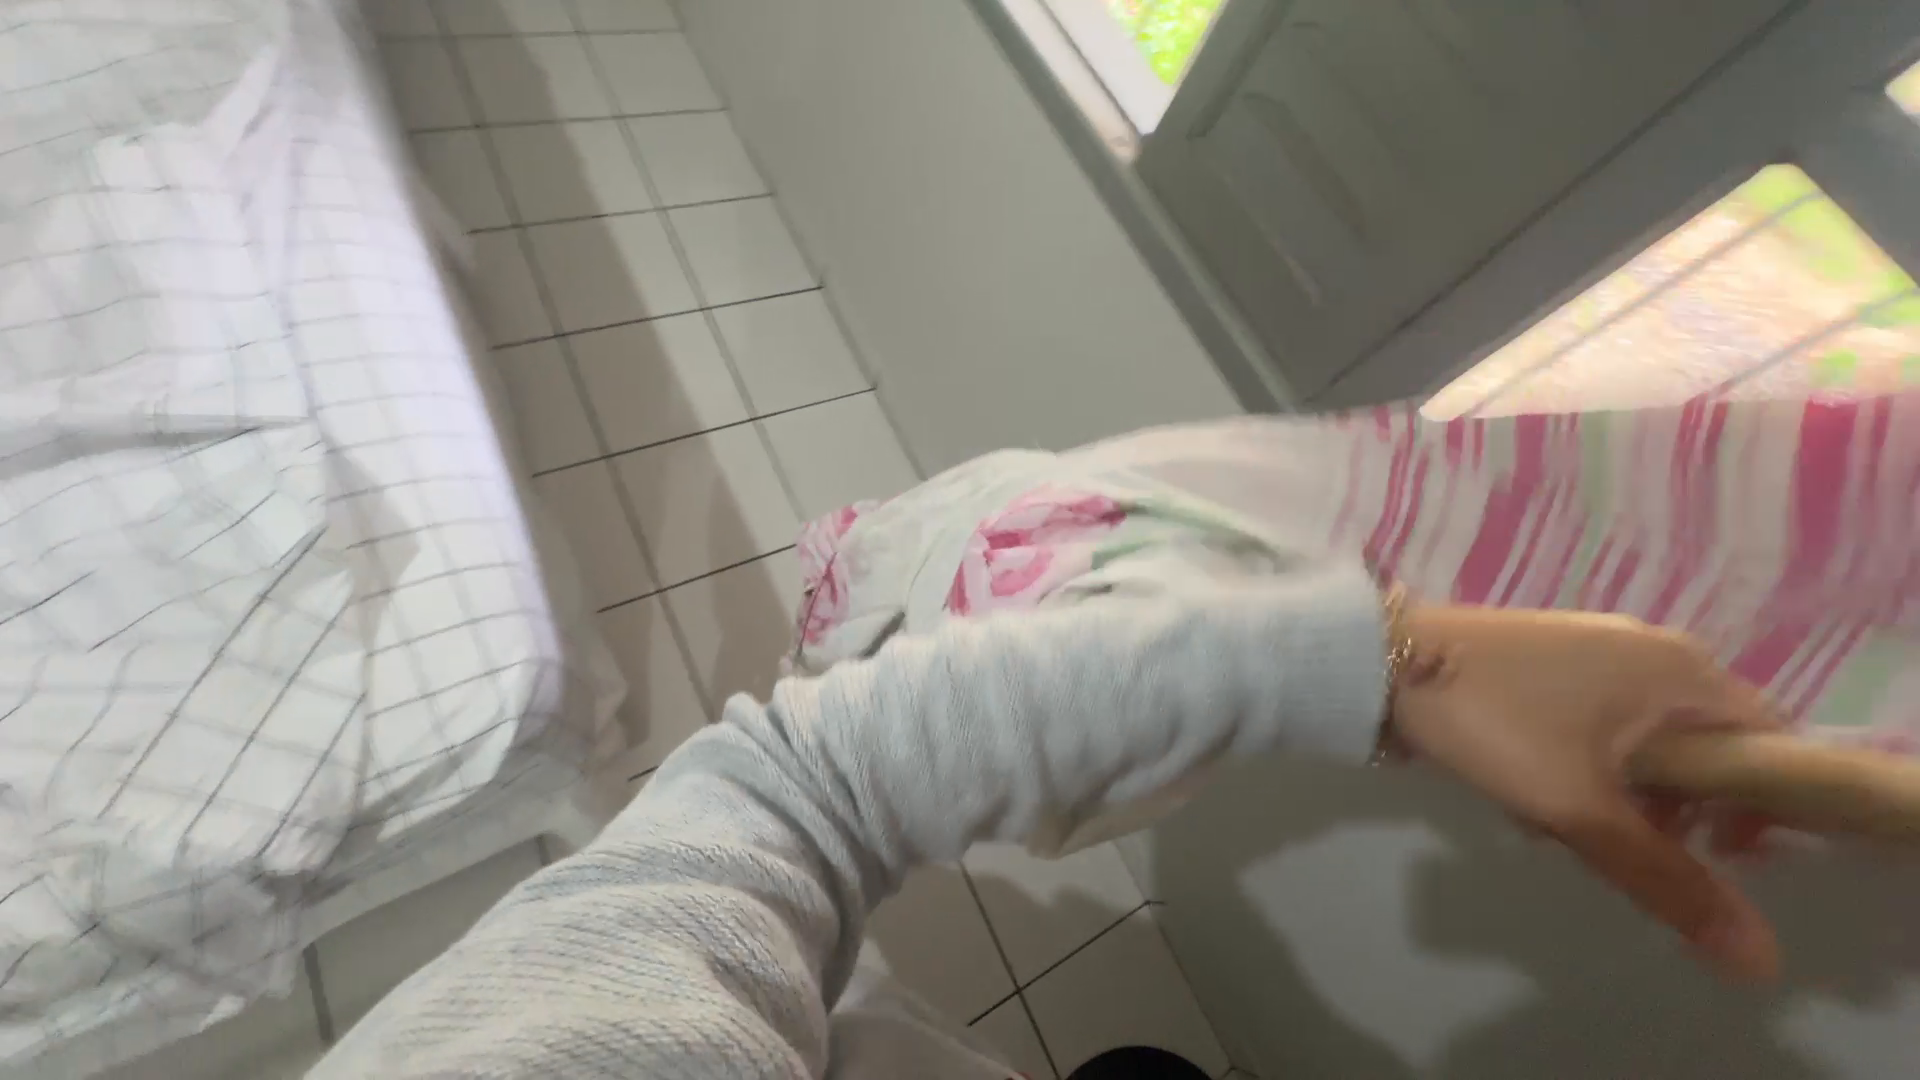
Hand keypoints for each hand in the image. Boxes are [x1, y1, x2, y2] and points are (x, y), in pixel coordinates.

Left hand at [1389, 605, 1781, 980]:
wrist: (1375, 658)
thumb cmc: (1487, 718)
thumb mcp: (1577, 805)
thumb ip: (1665, 876)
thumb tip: (1756, 959)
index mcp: (1679, 668)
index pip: (1769, 745)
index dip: (1759, 809)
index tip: (1718, 854)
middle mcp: (1642, 649)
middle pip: (1696, 749)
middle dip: (1662, 808)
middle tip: (1611, 840)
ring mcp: (1582, 650)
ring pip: (1630, 743)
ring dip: (1605, 794)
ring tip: (1550, 822)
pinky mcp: (1533, 662)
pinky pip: (1581, 724)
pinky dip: (1567, 764)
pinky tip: (1520, 793)